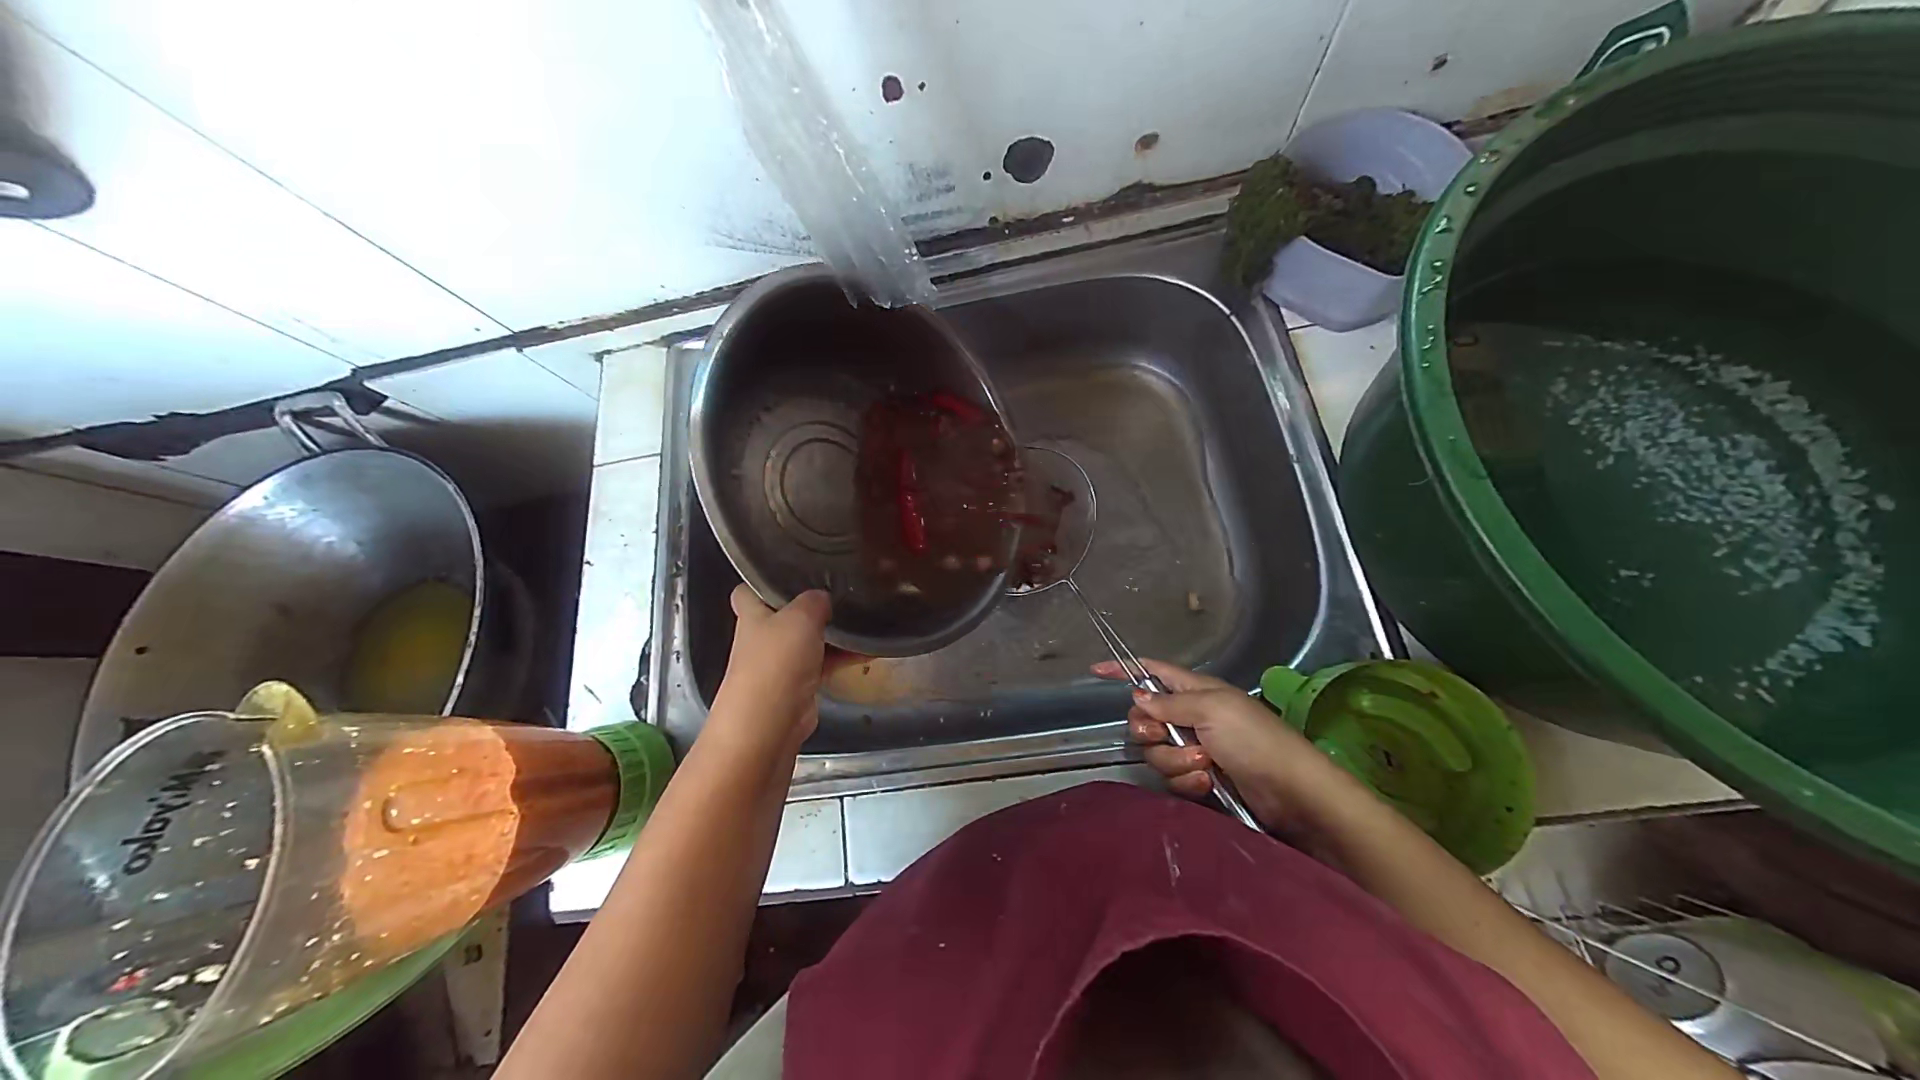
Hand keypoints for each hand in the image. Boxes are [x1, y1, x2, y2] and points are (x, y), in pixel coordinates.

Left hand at [709, 585, 858, 752]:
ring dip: (832, 632)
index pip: (750, 590)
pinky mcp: (800, 687)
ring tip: (862, 616)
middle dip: (810, 605)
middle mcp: (763, 638)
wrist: (770, 723)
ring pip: (809, 639)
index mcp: (752, 615)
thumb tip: (823, 597)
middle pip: (786, 614)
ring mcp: (781, 664)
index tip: (792, 569)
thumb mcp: (801, 616)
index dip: (765, 579)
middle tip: (839, 590)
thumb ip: (815, 600)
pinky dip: (844, 657)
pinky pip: (825, 664)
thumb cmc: (776, 662)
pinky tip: (870, 648)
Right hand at [1093, 658, 1372, 835]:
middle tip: (1167, 737)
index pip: (1153, 672)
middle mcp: (1190, 717)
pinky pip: (1172, 777)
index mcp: (1194, 691)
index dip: (1125, 669)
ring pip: (1155, 752)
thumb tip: (1138, 696)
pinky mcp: (1199, 778)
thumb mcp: (1212, 709)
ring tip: (1205, 764)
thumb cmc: (1255, 739)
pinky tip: (1207, 783)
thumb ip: (1170, 703)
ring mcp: (1194, 749)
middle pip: (1144, 719)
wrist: (1292, 793)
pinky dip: (1186, 781)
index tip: (1095, 670)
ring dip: (1175, 760)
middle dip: (1150, 732)